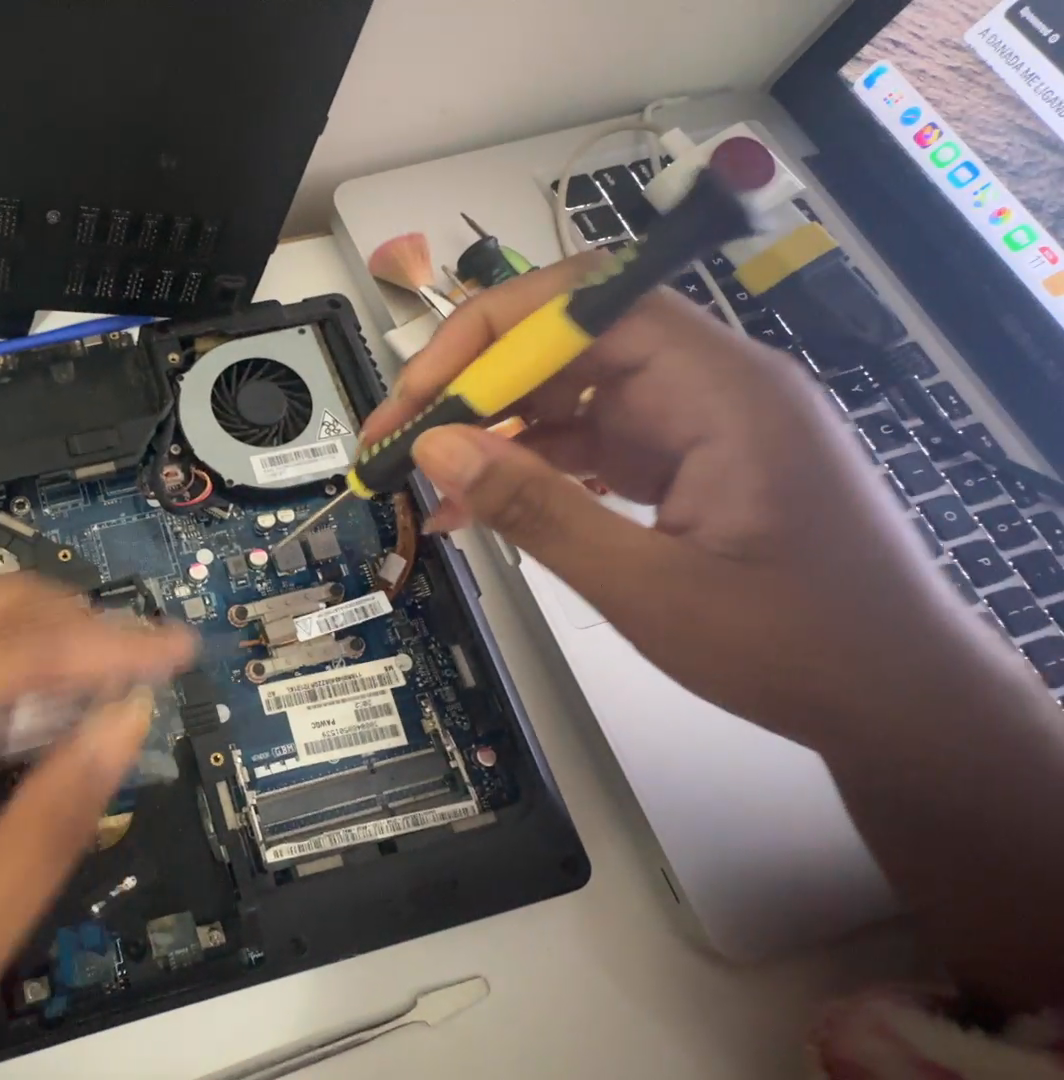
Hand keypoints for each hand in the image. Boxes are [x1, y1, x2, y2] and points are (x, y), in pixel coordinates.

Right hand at [363, 257, 1032, 744]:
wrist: (894, 704)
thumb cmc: (791, 647)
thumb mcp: (645, 586)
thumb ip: (536, 508)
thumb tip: (433, 448)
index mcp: (717, 389)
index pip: (585, 305)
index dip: (486, 334)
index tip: (416, 396)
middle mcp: (701, 386)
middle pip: (563, 345)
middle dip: (469, 386)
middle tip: (393, 442)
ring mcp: (687, 424)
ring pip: (563, 396)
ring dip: (486, 433)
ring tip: (417, 482)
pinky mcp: (673, 462)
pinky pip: (579, 444)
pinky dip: (521, 470)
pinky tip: (472, 510)